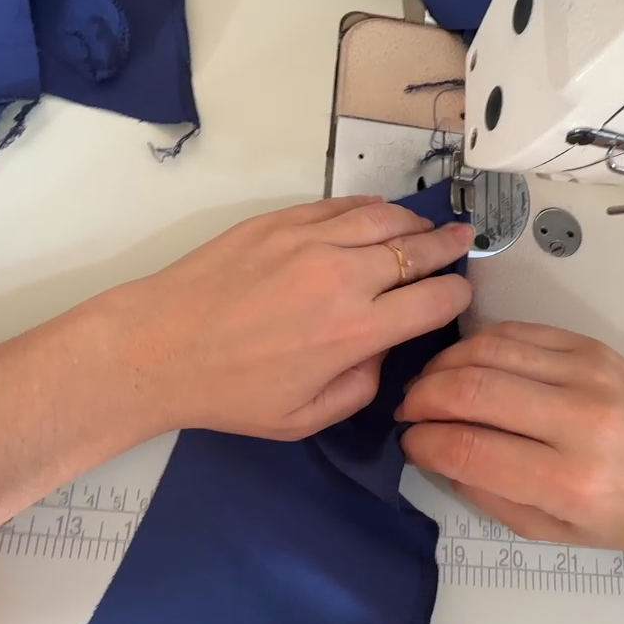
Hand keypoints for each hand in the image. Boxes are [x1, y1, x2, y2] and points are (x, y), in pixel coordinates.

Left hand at [89, 196, 472, 440]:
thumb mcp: (304, 418)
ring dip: (414, 222)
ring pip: (384, 218)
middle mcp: (345, 276)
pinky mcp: (282, 219)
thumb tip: (382, 348)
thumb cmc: (230, 391)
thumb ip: (361, 386)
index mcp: (356, 330)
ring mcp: (311, 239)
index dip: (457, 295)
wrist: (159, 346)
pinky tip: (377, 212)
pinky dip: (369, 207)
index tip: (460, 292)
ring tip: (426, 226)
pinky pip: (341, 205)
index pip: (433, 301)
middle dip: (449, 247)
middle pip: (418, 250)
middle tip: (463, 241)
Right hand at [397, 322, 623, 562]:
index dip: (424, 443)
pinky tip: (464, 363)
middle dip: (422, 398)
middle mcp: (580, 421)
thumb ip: (486, 492)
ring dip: (442, 366)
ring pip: (486, 350)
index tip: (409, 443)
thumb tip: (434, 448)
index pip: (470, 450)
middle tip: (408, 410)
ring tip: (429, 385)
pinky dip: (476, 344)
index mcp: (571, 483)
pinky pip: (514, 331)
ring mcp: (588, 373)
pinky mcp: (591, 346)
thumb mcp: (551, 532)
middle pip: (471, 390)